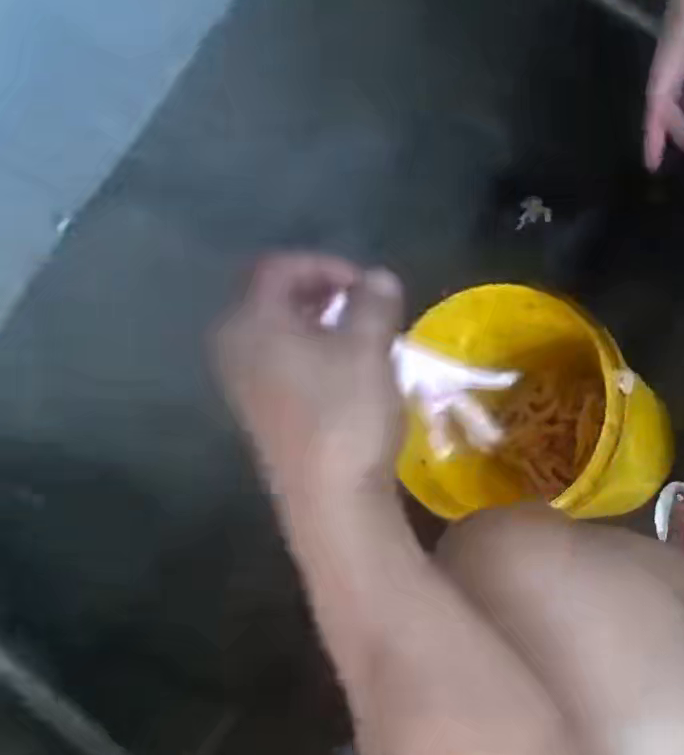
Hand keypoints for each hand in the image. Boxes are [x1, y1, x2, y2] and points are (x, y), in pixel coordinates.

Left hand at [212, 253, 405, 506]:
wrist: (328, 488)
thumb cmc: (348, 413)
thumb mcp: (370, 353)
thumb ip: (374, 308)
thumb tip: (377, 278)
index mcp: (254, 320)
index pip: (280, 268)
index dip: (329, 266)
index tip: (376, 286)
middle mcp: (236, 341)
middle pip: (277, 297)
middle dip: (329, 294)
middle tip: (377, 309)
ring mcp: (245, 375)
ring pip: (284, 330)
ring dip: (327, 324)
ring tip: (372, 340)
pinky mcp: (263, 402)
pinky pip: (287, 358)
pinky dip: (320, 350)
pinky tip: (354, 372)